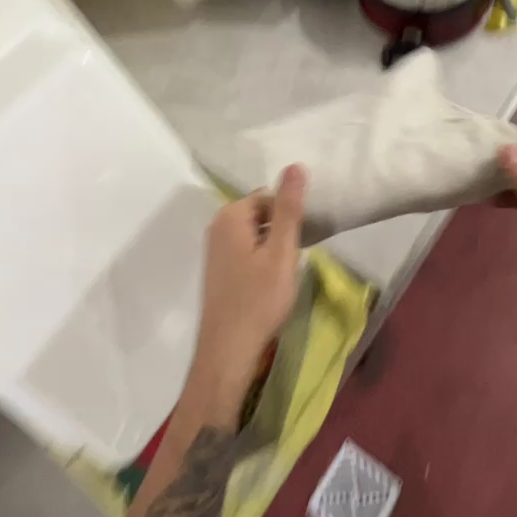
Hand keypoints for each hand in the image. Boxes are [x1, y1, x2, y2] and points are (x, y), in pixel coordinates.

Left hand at [191, 165, 305, 397]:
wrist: (228, 351)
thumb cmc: (258, 300)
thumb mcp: (281, 252)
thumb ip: (289, 208)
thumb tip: (295, 165)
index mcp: (230, 216)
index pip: (270, 196)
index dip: (290, 216)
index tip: (302, 241)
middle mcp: (216, 226)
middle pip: (261, 213)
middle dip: (281, 230)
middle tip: (294, 259)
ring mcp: (214, 250)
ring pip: (255, 234)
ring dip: (272, 247)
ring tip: (284, 272)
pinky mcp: (218, 270)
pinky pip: (245, 250)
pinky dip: (261, 260)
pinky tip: (270, 283)